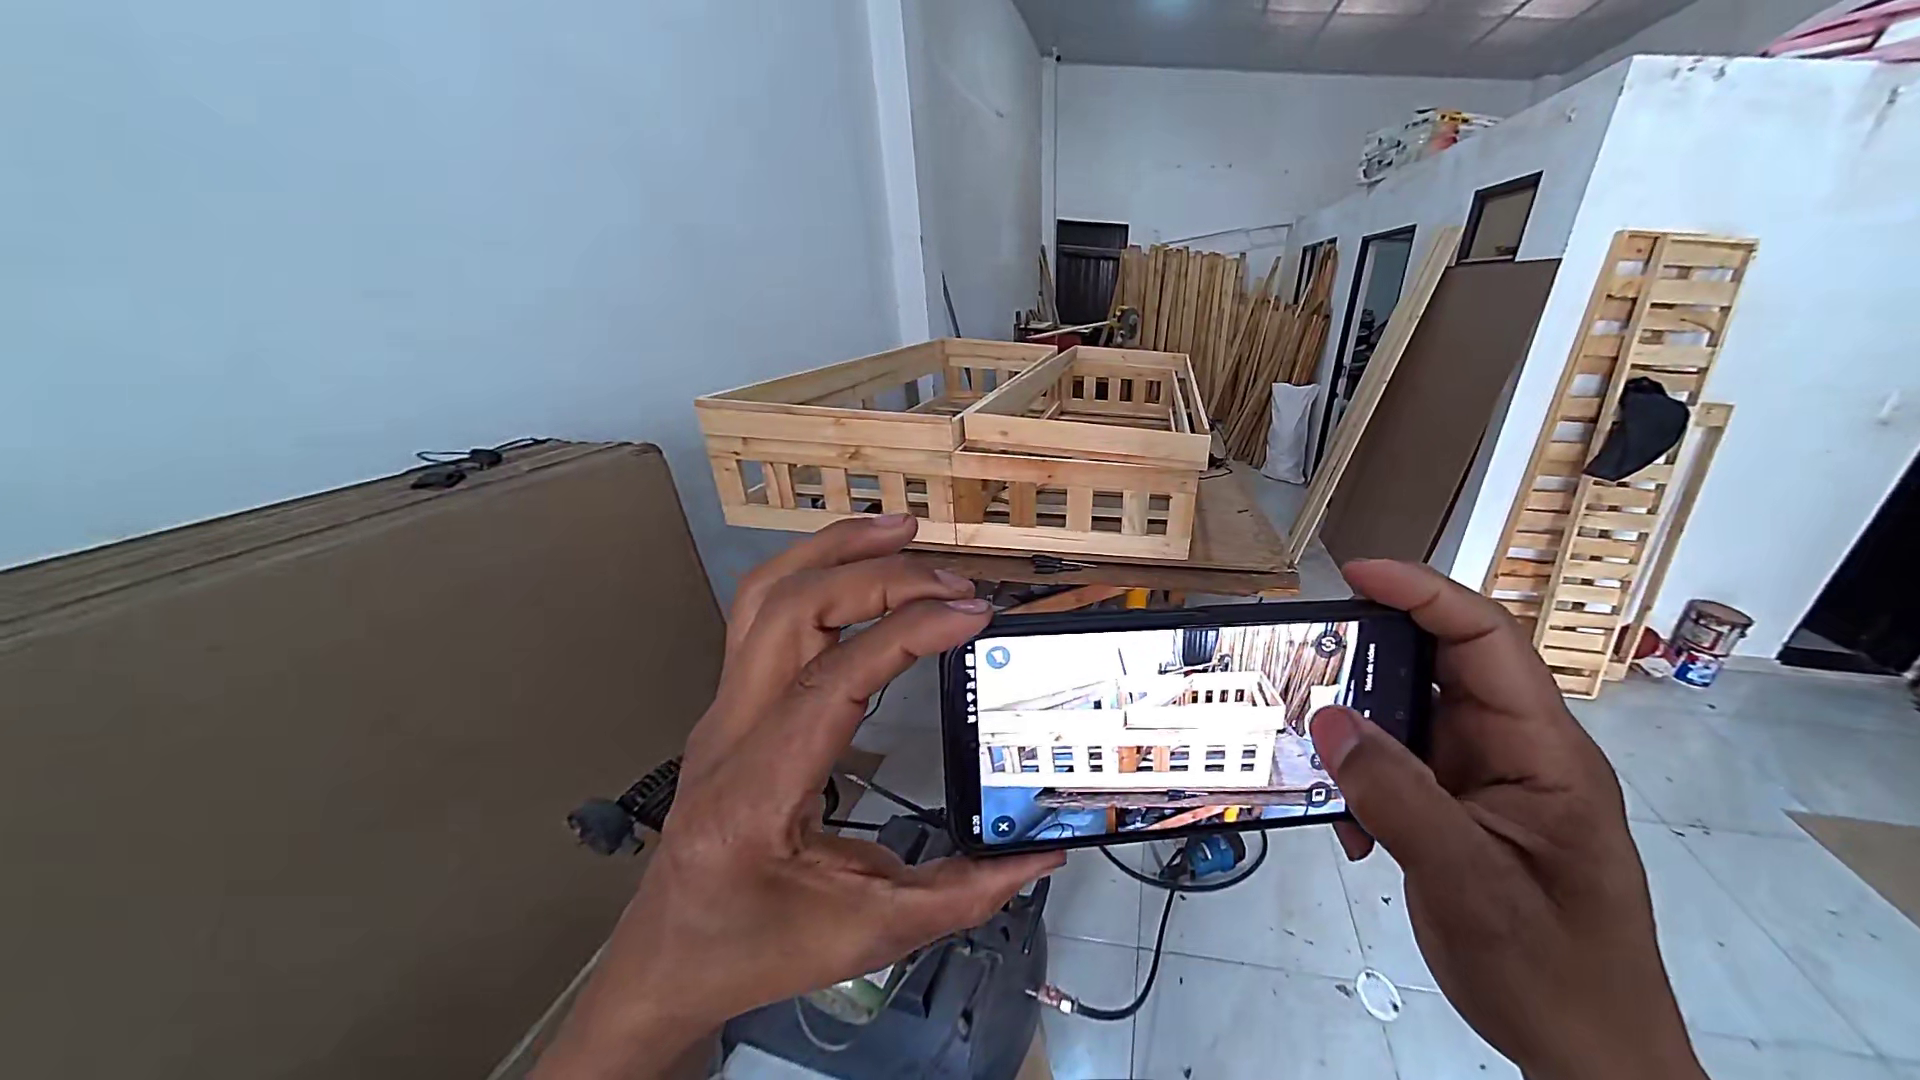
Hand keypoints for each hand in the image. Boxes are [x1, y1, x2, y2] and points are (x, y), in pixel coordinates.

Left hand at [532, 515, 1062, 1079]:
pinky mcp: (729, 701)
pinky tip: (855, 562)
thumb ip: (962, 893)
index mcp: (758, 791)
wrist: (666, 956)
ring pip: (764, 595)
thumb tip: (1039, 853)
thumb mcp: (867, 932)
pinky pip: (761, 612)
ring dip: (834, 549)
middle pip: (792, 613)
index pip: (835, 679)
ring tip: (902, 531)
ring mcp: (721, 708)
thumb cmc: (754, 949)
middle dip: (877, 577)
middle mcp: (728, 731)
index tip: (973, 613)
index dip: (908, 632)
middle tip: (952, 581)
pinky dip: (812, 569)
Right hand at [1309, 561, 1703, 1079]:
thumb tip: (1326, 719)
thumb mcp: (1472, 886)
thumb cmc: (1553, 972)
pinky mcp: (1452, 802)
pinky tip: (1344, 816)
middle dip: (1369, 648)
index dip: (1423, 594)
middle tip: (1301, 646)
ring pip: (1406, 713)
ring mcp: (1480, 775)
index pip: (1487, 641)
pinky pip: (1393, 761)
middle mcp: (1512, 749)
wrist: (1585, 1054)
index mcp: (1543, 752)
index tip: (1354, 575)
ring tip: (1302, 728)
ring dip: (1354, 719)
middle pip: (1438, 665)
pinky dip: (1356, 773)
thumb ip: (1400, 799)